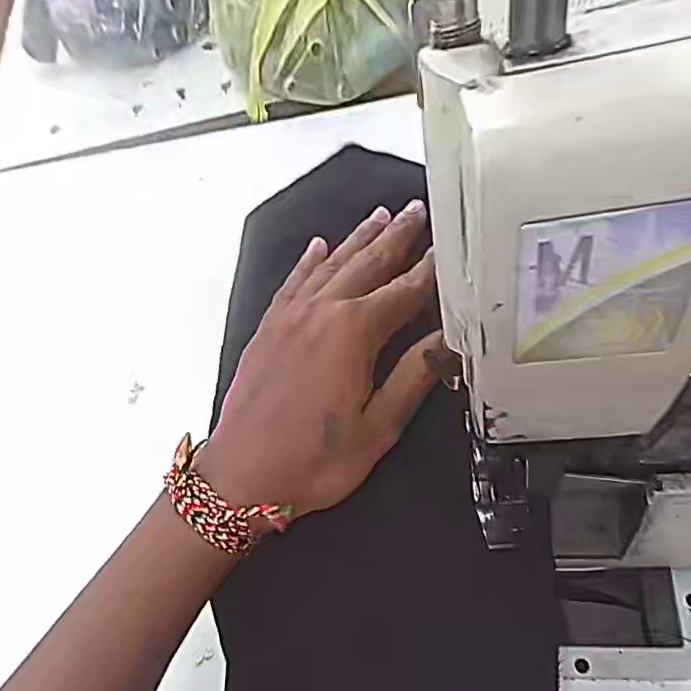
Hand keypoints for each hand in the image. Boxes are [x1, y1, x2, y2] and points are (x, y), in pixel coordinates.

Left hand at [195, 199, 445, 517]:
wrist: (242, 478)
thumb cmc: (311, 462)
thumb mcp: (377, 427)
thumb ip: (413, 377)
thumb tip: (445, 342)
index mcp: (352, 335)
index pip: (404, 293)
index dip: (430, 272)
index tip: (448, 251)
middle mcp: (320, 315)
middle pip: (367, 265)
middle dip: (397, 238)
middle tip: (417, 211)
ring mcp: (289, 319)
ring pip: (331, 266)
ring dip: (359, 240)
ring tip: (381, 218)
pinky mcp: (268, 331)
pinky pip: (294, 283)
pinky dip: (311, 262)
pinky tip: (320, 248)